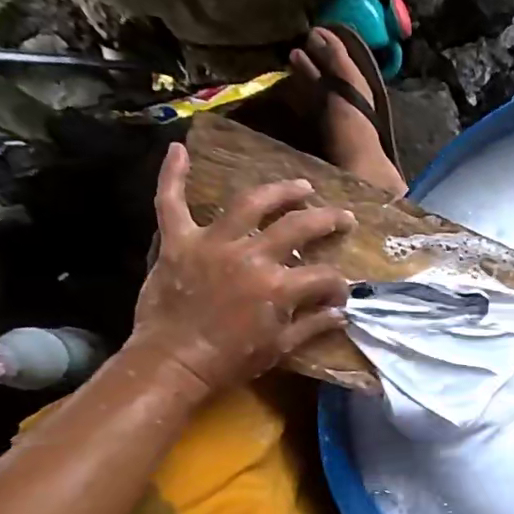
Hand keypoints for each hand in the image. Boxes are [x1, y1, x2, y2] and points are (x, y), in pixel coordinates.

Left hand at [129, 143, 355, 401]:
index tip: (339, 293)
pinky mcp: (179, 242)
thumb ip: (312, 326)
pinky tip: (177, 149)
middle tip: (342, 217)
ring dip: (279, 190)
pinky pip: (171, 203)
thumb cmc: (229, 362)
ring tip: (299, 186)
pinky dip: (172, 175)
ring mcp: (213, 244)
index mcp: (278, 287)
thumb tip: (341, 314)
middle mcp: (251, 256)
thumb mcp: (279, 349)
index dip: (338, 285)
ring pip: (249, 203)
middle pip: (298, 227)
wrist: (172, 364)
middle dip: (327, 219)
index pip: (324, 276)